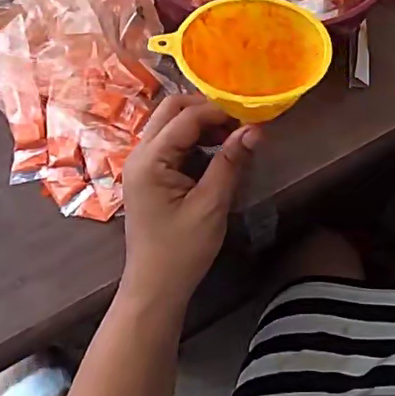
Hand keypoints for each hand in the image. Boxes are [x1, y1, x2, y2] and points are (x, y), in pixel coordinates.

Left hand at [120, 96, 261, 309]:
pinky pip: (170, 143)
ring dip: (200, 123)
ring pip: (169, 124)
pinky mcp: (148, 174)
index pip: (185, 117)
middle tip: (240, 122)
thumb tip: (255, 129)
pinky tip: (217, 151)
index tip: (251, 114)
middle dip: (206, 109)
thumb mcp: (211, 205)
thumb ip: (231, 162)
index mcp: (150, 160)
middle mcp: (139, 154)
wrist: (155, 286)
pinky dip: (193, 139)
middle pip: (171, 110)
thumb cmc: (182, 250)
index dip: (219, 111)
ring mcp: (141, 163)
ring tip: (233, 136)